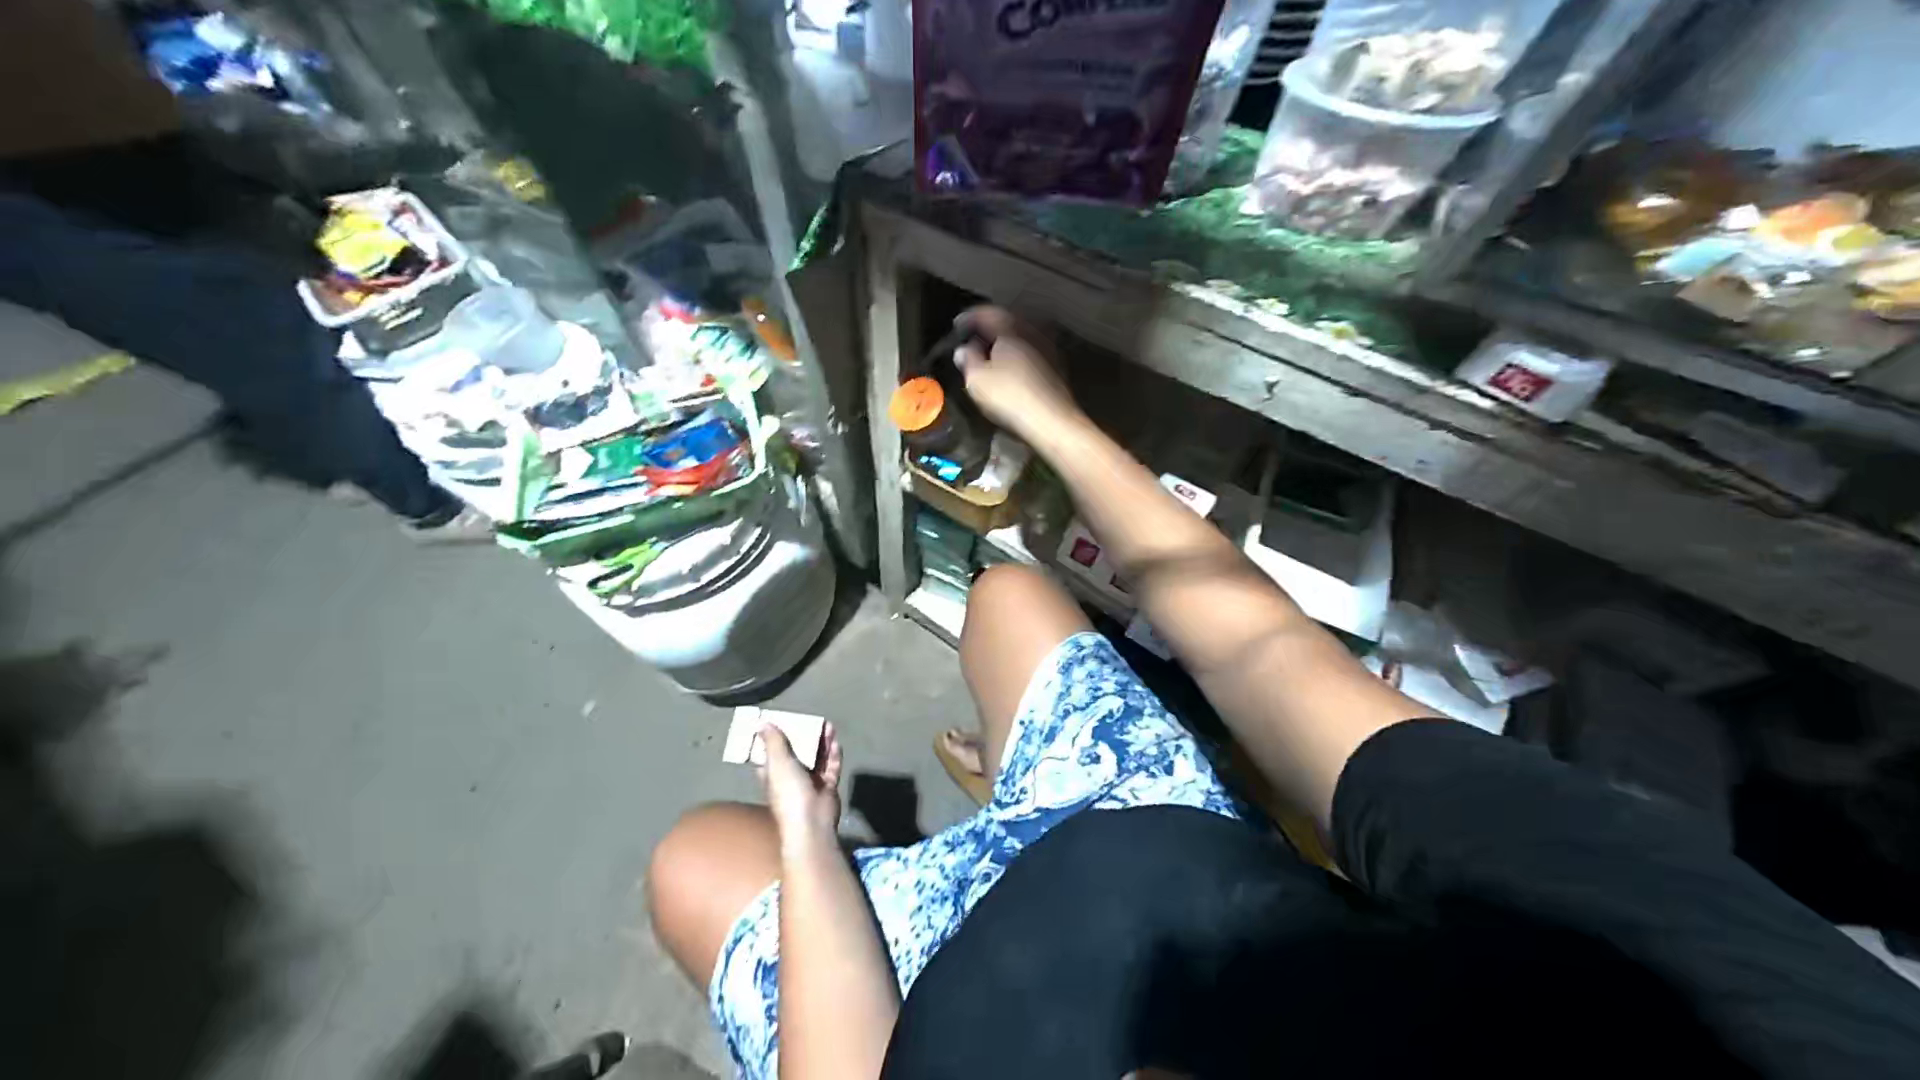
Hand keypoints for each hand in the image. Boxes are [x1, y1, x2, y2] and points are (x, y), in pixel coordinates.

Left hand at [759, 722, 843, 854]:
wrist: (812, 822)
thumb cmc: (789, 791)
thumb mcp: (777, 763)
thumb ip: (773, 741)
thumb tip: (762, 723)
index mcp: (773, 773)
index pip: (772, 753)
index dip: (776, 737)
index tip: (783, 720)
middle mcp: (791, 777)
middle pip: (798, 752)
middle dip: (805, 735)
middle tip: (813, 720)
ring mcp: (811, 782)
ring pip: (817, 757)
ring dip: (822, 741)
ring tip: (828, 726)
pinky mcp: (827, 786)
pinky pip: (832, 767)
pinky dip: (834, 755)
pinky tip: (836, 742)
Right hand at [953, 307, 1083, 442]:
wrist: (1053, 421)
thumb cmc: (1010, 397)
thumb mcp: (977, 379)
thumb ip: (968, 360)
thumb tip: (964, 349)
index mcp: (1010, 328)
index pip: (987, 313)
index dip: (969, 318)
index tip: (957, 326)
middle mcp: (1032, 331)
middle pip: (1007, 322)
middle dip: (989, 328)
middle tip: (973, 338)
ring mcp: (1048, 349)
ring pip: (1021, 337)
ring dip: (1004, 342)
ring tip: (990, 354)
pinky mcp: (1056, 368)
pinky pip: (1030, 353)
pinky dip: (1017, 355)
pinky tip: (1009, 369)